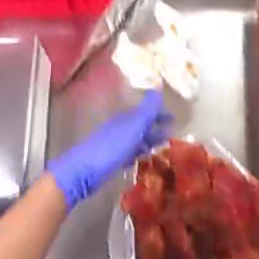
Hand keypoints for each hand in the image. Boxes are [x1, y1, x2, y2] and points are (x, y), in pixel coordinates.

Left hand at [46, 91, 169, 206]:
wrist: (83, 171)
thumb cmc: (111, 148)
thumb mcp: (133, 127)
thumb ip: (147, 110)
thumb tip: (158, 86)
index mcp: (126, 119)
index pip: (146, 112)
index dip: (159, 114)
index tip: (174, 119)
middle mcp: (120, 128)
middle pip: (141, 125)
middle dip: (155, 128)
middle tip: (172, 134)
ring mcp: (114, 144)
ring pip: (135, 140)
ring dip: (148, 141)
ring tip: (162, 147)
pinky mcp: (110, 160)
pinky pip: (128, 153)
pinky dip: (138, 153)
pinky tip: (143, 159)